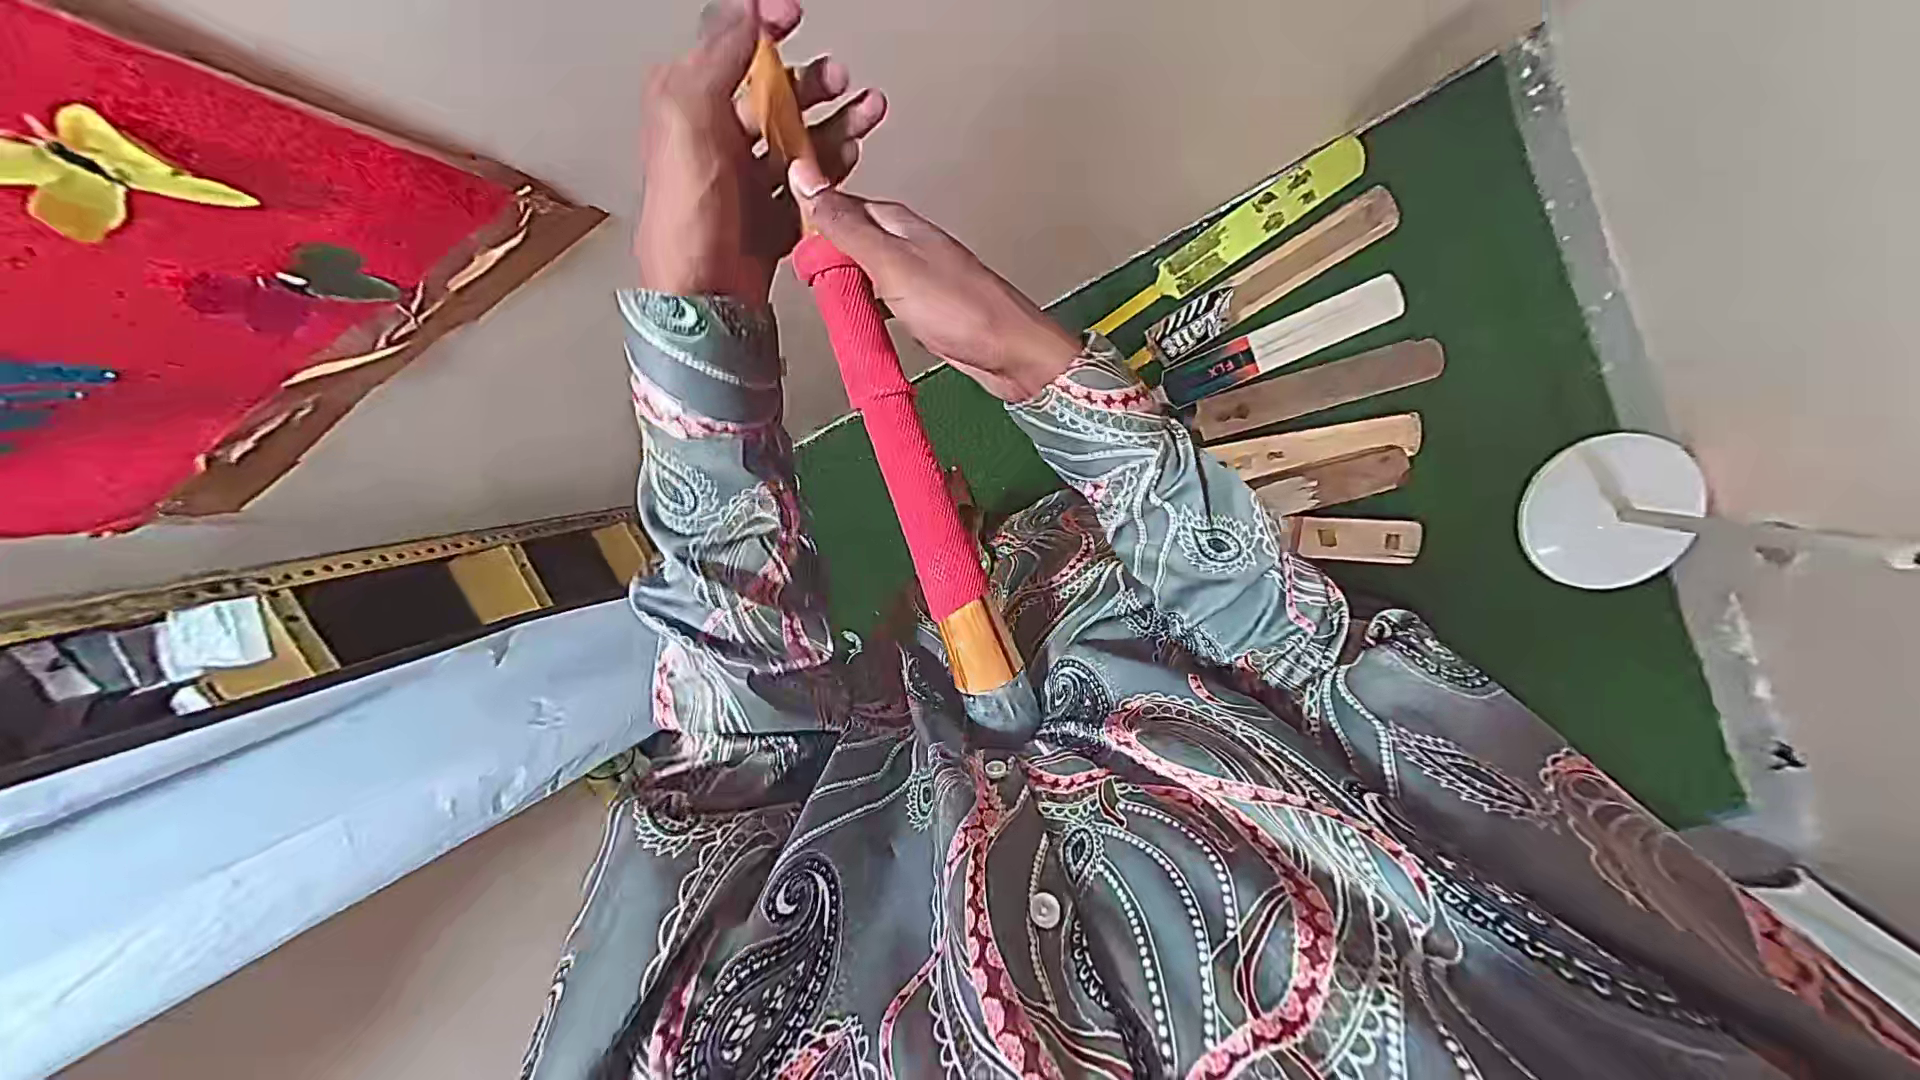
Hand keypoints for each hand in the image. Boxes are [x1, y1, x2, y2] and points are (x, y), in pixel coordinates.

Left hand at [636, 0, 886, 302]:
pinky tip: (851, 158)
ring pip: (800, 143)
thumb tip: (745, 14)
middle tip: (840, 78)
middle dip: (812, 84)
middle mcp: (720, 144)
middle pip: (775, 100)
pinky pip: (809, 188)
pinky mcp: (772, 219)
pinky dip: (833, 173)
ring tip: (864, 111)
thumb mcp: (687, 118)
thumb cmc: (685, 218)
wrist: (703, 294)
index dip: (763, 27)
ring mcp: (749, 184)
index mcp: (691, 109)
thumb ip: (716, 58)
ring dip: (836, 124)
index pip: (731, 50)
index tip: (792, 15)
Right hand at [790, 159, 1080, 401]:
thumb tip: (805, 178)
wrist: (1008, 354)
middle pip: (850, 238)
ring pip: (865, 271)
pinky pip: (882, 299)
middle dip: (824, 255)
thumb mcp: (892, 264)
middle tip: (806, 280)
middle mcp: (906, 243)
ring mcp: (916, 277)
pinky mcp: (923, 308)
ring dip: (844, 283)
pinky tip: (859, 319)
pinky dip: (866, 307)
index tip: (784, 240)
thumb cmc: (958, 309)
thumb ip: (847, 227)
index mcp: (897, 221)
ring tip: (826, 300)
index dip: (810, 217)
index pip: (840, 204)